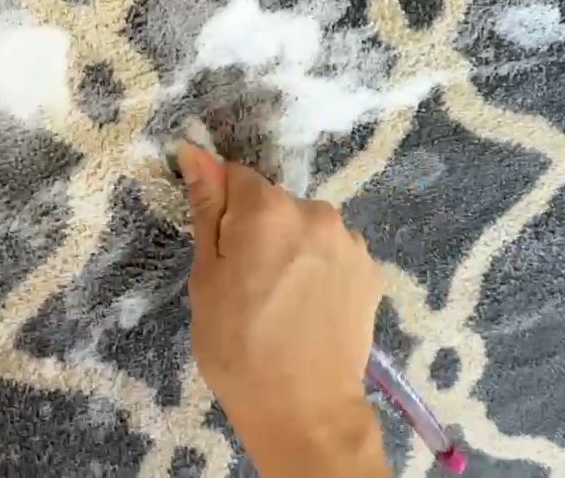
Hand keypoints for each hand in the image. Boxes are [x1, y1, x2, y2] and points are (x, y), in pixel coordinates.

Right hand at [177, 143, 386, 474]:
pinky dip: (320, 267)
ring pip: (305, 227)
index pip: (234, 178)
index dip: (221, 208)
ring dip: (293, 246)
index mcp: (266, 208)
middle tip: (247, 282)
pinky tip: (311, 305)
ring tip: (283, 298)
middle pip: (273, 203)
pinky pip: (333, 251)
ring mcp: (348, 241)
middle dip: (258, 228)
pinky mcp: (370, 270)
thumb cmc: (238, 345)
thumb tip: (194, 152)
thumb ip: (206, 208)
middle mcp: (314, 210)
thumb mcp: (206, 277)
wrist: (305, 412)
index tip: (220, 247)